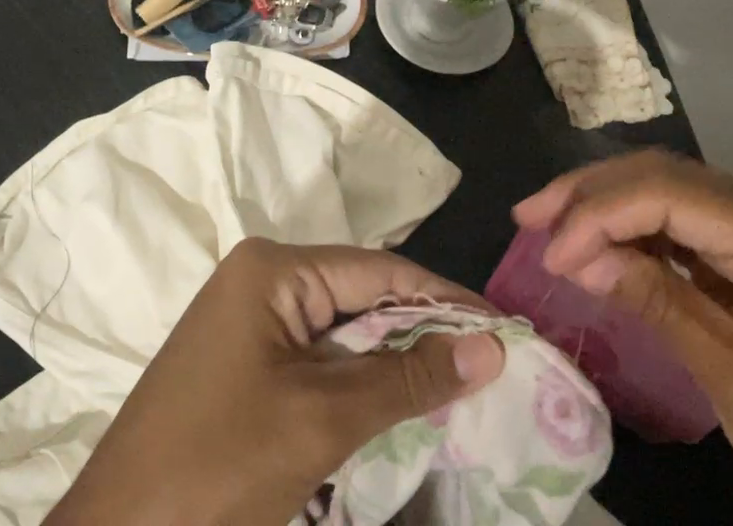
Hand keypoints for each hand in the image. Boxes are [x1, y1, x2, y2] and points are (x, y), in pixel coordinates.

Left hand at [47, 238, 506, 525]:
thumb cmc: (220, 462)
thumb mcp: (324, 418)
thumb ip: (408, 376)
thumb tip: (493, 345)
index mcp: (273, 270)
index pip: (382, 271)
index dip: (448, 301)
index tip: (511, 332)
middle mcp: (261, 279)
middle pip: (363, 295)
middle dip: (425, 331)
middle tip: (496, 367)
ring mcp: (249, 318)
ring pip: (344, 329)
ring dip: (396, 359)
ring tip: (463, 385)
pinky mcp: (245, 358)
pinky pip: (318, 355)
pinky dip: (360, 379)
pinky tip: (401, 401)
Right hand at [515, 151, 732, 525]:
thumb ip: (658, 302)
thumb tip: (576, 255)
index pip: (671, 194)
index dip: (599, 213)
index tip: (547, 256)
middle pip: (670, 179)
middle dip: (592, 193)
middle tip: (528, 218)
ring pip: (674, 197)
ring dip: (608, 207)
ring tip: (549, 226)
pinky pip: (688, 233)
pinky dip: (636, 236)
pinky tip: (600, 250)